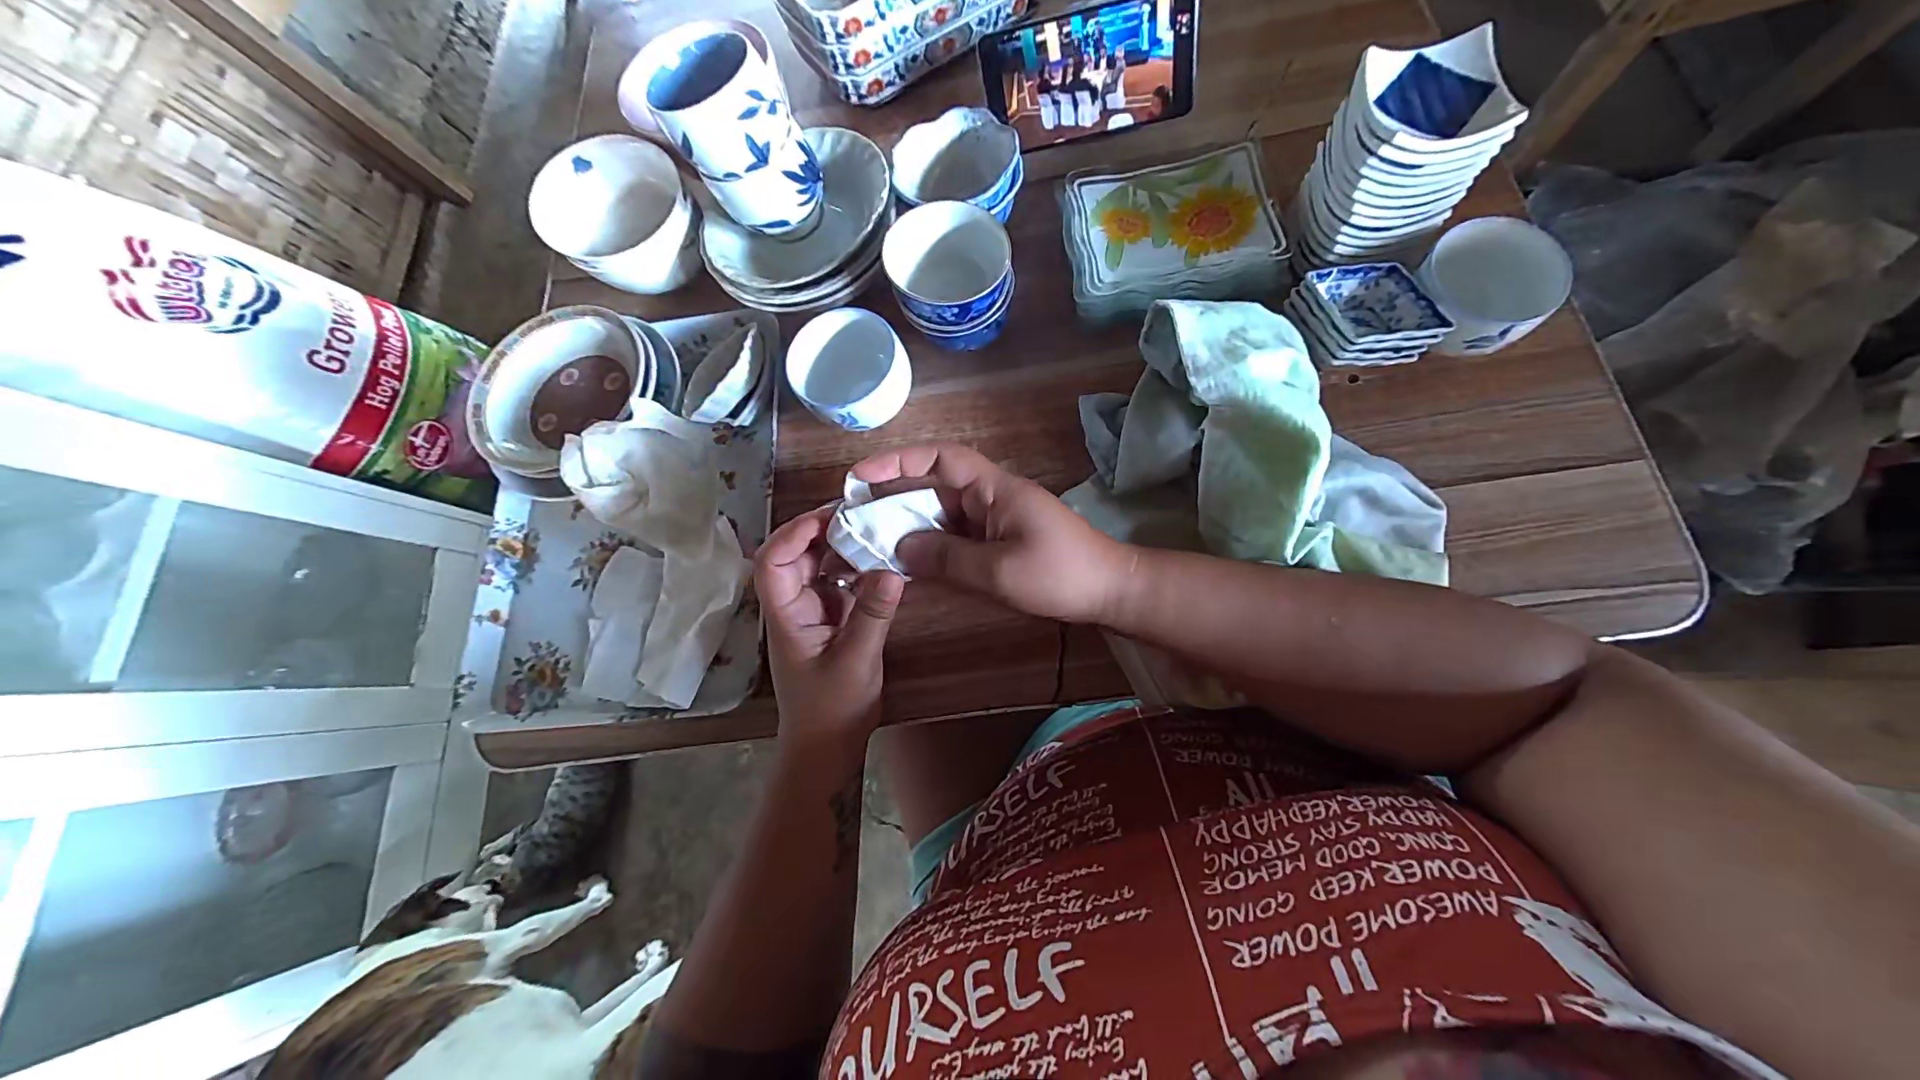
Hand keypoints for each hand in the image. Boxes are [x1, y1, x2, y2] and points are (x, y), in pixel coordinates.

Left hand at [754, 506, 902, 746]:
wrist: (827, 745)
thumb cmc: (832, 709)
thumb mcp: (856, 661)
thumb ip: (872, 615)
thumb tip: (892, 570)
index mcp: (785, 614)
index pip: (772, 561)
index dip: (794, 533)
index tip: (832, 516)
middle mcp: (793, 605)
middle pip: (795, 555)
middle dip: (823, 529)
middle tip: (864, 513)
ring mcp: (811, 610)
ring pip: (817, 565)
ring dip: (842, 546)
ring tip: (876, 529)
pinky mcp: (831, 617)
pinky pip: (839, 581)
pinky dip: (857, 567)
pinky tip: (882, 560)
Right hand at [852, 444, 1132, 623]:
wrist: (1109, 592)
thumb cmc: (1060, 574)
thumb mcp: (999, 572)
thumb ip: (947, 558)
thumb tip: (900, 548)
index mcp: (995, 488)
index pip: (940, 458)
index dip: (898, 461)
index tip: (861, 475)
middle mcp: (991, 498)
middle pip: (933, 487)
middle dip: (893, 499)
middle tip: (855, 517)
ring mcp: (994, 521)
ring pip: (941, 515)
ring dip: (909, 526)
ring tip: (870, 543)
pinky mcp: (998, 543)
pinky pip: (955, 538)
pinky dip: (931, 548)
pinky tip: (908, 565)